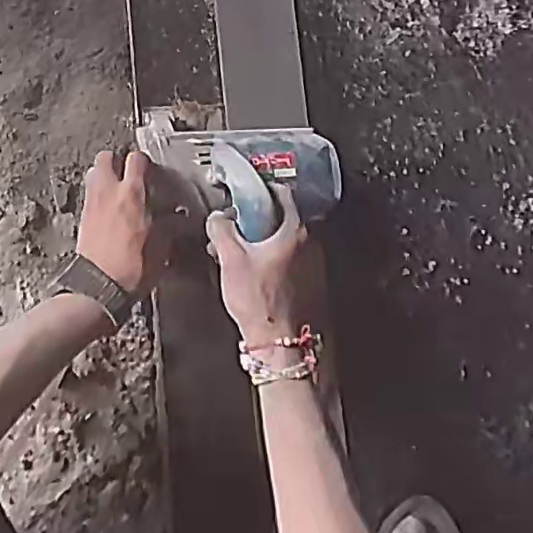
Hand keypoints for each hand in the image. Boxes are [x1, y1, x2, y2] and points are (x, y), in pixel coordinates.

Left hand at [77, 150, 169, 293]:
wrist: (99, 288)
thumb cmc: (131, 268)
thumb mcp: (161, 247)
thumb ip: (169, 225)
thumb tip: (178, 216)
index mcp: (131, 194)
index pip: (137, 159)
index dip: (145, 162)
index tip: (153, 172)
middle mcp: (108, 193)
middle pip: (106, 157)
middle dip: (117, 161)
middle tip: (130, 174)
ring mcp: (91, 204)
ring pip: (93, 173)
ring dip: (104, 176)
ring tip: (118, 190)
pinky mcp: (82, 218)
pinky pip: (89, 195)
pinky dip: (98, 195)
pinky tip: (110, 211)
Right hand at [206, 184, 322, 346]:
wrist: (283, 344)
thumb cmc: (260, 301)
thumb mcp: (230, 260)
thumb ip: (221, 230)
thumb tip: (218, 217)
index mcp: (295, 230)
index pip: (281, 191)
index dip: (259, 188)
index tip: (243, 193)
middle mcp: (311, 243)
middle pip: (282, 217)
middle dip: (257, 219)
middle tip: (235, 229)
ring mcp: (315, 263)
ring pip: (286, 239)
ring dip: (265, 241)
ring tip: (241, 256)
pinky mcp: (312, 282)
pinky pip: (291, 259)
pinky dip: (274, 259)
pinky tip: (256, 275)